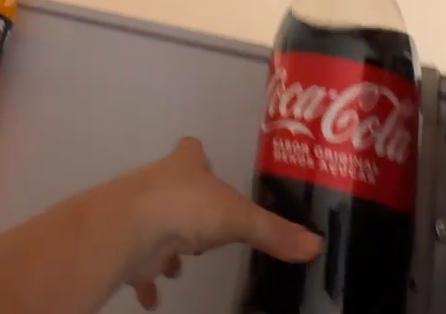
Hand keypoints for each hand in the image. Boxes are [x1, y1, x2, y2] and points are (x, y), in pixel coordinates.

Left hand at [104, 138, 320, 309]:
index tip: (207, 166)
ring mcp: (141, 210)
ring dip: (167, 245)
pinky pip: (139, 263)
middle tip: (204, 229)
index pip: (192, 149)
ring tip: (180, 263)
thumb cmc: (186, 207)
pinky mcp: (128, 241)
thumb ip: (273, 232)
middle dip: (189, 209)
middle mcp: (160, 181)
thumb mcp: (238, 218)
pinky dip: (147, 280)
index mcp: (186, 165)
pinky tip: (154, 296)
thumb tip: (317, 245)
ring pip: (157, 224)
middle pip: (175, 188)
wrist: (131, 227)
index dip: (199, 157)